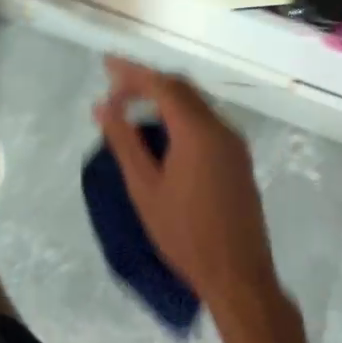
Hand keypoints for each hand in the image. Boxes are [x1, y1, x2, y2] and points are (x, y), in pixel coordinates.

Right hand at [93, 57, 276, 306]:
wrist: (239, 277)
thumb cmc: (184, 233)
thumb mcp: (144, 187)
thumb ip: (123, 141)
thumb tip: (102, 105)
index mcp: (197, 132)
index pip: (161, 85)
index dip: (131, 71)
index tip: (106, 65)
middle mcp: (220, 129)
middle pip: (181, 87)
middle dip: (146, 80)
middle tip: (114, 87)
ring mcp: (234, 145)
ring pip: (195, 102)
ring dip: (163, 95)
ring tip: (131, 104)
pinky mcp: (238, 159)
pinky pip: (205, 119)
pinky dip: (179, 112)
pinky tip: (160, 129)